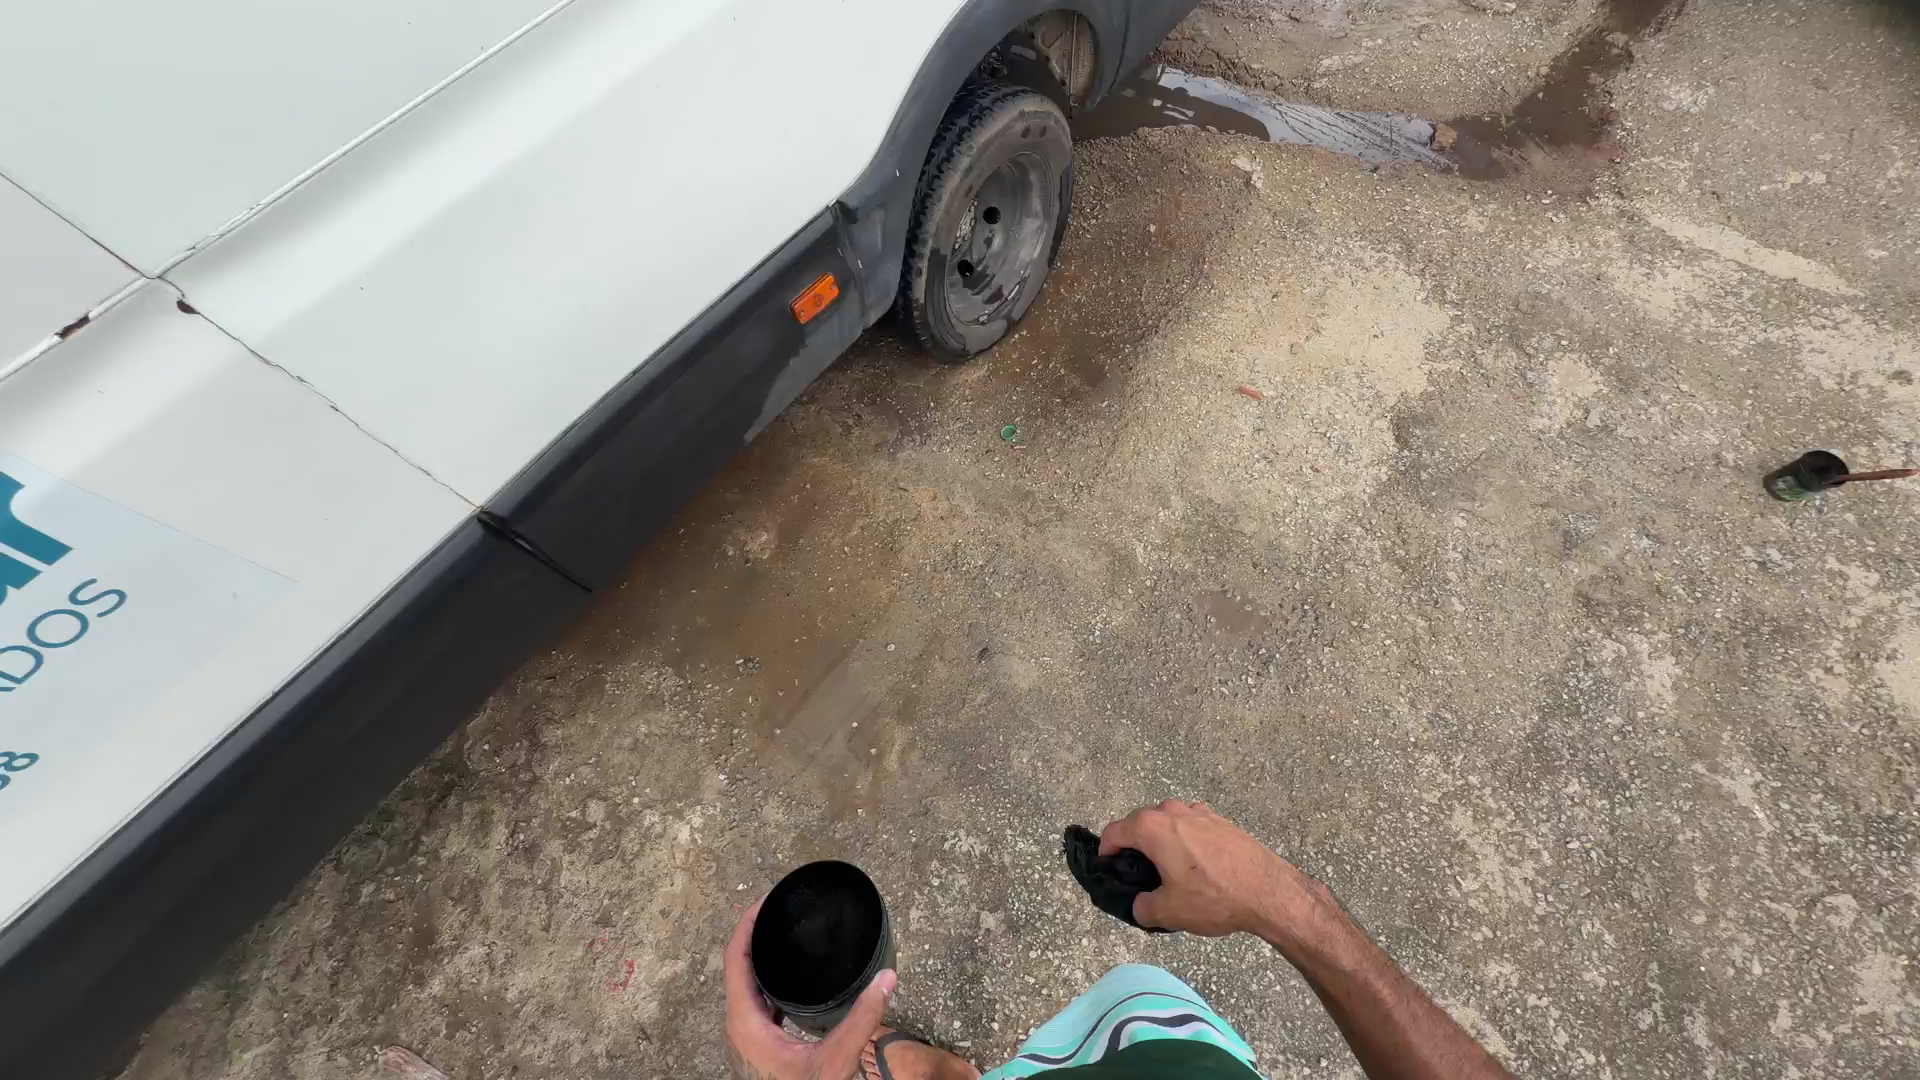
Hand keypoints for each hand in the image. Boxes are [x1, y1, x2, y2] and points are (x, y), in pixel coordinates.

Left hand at [724, 897, 897, 1079]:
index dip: (747, 922)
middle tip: (784, 903)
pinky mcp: (758, 1044)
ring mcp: (746, 1037)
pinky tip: (791, 973)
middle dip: (756, 930)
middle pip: (737, 965)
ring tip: (787, 928)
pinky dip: (768, 975)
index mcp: (744, 1022)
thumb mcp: (833, 1062)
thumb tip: (888, 976)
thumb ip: (861, 1020)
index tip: (770, 896)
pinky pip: (756, 997)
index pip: (734, 958)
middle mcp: (738, 1026)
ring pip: (745, 982)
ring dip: (760, 952)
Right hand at [1099, 800, 1315, 937]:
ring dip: (1160, 840)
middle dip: (1133, 845)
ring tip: (1168, 869)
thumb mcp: (1169, 912)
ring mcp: (1197, 811)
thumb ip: (1143, 908)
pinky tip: (1197, 865)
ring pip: (1166, 822)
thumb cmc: (1213, 897)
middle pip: (1139, 823)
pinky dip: (1185, 840)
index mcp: (1151, 827)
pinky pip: (1190, 826)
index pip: (1114, 832)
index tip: (1107, 867)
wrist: (1268, 891)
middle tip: (1137, 873)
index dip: (1105, 850)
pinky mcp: (1219, 819)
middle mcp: (1170, 811)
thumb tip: (1140, 905)